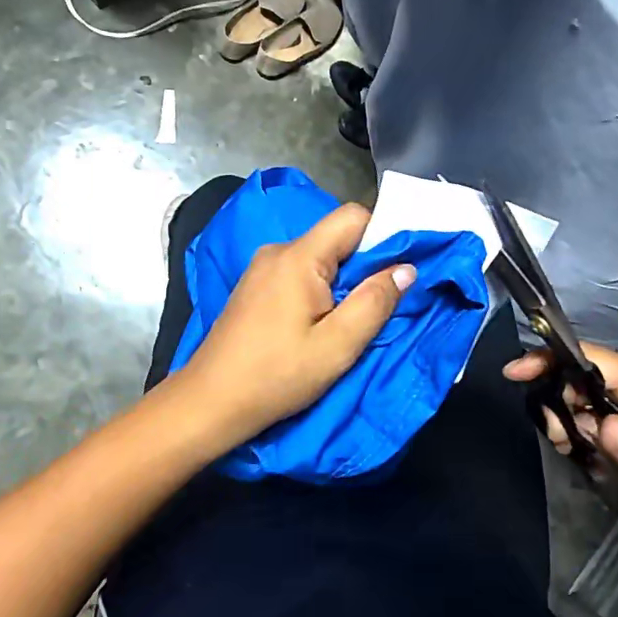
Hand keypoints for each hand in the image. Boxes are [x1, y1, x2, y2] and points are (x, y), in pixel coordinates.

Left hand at [174, 203, 414, 447]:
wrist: (211, 400)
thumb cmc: (276, 375)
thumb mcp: (337, 346)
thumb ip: (375, 302)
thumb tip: (406, 268)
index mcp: (299, 256)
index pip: (353, 217)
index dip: (384, 234)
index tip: (405, 267)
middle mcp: (279, 250)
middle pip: (336, 237)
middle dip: (366, 263)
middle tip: (384, 301)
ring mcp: (262, 267)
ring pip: (319, 257)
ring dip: (344, 280)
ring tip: (353, 318)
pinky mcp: (255, 286)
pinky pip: (300, 272)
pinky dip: (320, 288)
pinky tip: (322, 321)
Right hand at [504, 344, 617, 554]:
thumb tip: (601, 427)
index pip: (596, 360)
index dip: (553, 359)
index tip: (517, 372)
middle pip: (582, 380)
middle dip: (558, 403)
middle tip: (559, 440)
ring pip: (585, 403)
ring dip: (569, 424)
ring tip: (575, 454)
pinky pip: (598, 424)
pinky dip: (584, 439)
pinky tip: (593, 463)